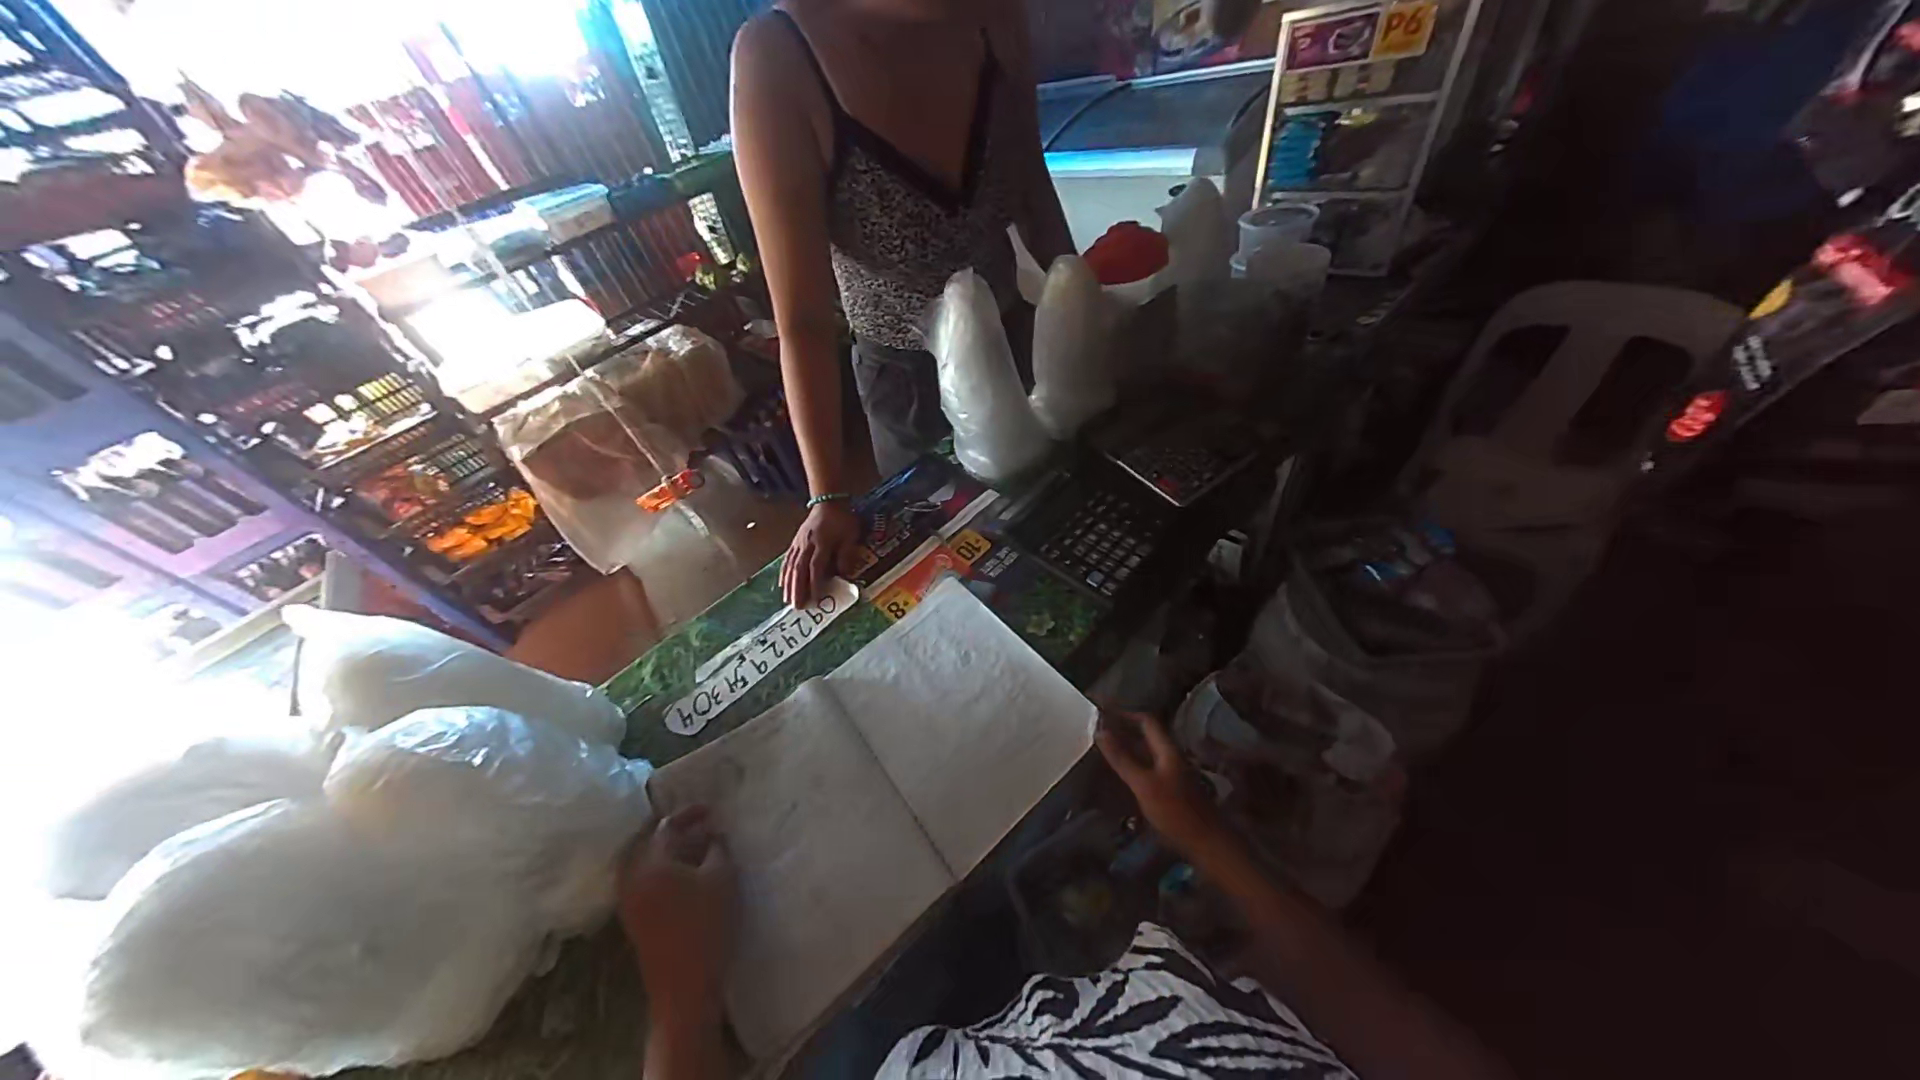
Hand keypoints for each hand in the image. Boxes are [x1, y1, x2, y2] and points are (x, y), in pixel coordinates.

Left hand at [618, 807, 735, 1030]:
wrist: (685, 987)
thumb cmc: (706, 925)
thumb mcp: (722, 877)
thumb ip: (717, 848)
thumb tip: (712, 833)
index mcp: (650, 865)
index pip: (664, 827)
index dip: (689, 814)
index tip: (712, 810)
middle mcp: (631, 879)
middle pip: (649, 843)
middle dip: (676, 831)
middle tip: (704, 826)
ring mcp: (629, 902)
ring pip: (646, 863)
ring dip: (670, 851)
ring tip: (698, 848)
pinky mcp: (634, 920)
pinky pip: (645, 881)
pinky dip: (665, 869)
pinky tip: (688, 873)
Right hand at [781, 500, 860, 606]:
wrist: (828, 501)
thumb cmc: (842, 520)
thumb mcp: (851, 536)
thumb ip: (847, 555)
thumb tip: (845, 576)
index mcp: (822, 543)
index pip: (816, 567)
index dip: (815, 584)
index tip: (816, 599)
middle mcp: (807, 545)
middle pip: (800, 570)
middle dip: (797, 590)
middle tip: (797, 607)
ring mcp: (798, 543)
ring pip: (790, 566)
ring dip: (788, 585)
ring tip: (787, 601)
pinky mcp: (794, 542)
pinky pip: (786, 560)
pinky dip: (783, 573)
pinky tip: (781, 584)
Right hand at [1095, 708, 1227, 857]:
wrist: (1208, 845)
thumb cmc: (1175, 811)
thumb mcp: (1144, 784)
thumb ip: (1122, 758)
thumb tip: (1100, 730)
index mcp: (1167, 750)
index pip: (1146, 721)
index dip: (1125, 714)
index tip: (1103, 714)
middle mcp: (1170, 758)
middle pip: (1146, 737)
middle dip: (1123, 731)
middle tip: (1098, 732)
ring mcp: (1171, 775)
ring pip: (1146, 755)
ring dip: (1126, 750)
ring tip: (1102, 751)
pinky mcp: (1170, 792)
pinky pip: (1146, 771)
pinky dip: (1131, 767)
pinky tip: (1118, 776)